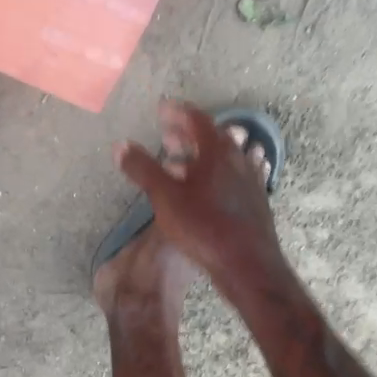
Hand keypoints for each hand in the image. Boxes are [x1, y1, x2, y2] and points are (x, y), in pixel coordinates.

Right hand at [116, 101, 286, 288]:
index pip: (197, 120)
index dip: (178, 112)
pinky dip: (217, 172)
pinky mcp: (255, 203)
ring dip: (201, 154)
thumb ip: (142, 168)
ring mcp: (251, 182)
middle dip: (186, 133)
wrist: (249, 267)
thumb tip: (120, 145)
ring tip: (179, 161)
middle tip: (164, 134)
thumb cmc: (204, 226)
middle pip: (212, 137)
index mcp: (217, 152)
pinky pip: (235, 175)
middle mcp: (238, 160)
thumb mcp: (164, 196)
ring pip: (224, 158)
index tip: (161, 108)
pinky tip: (213, 183)